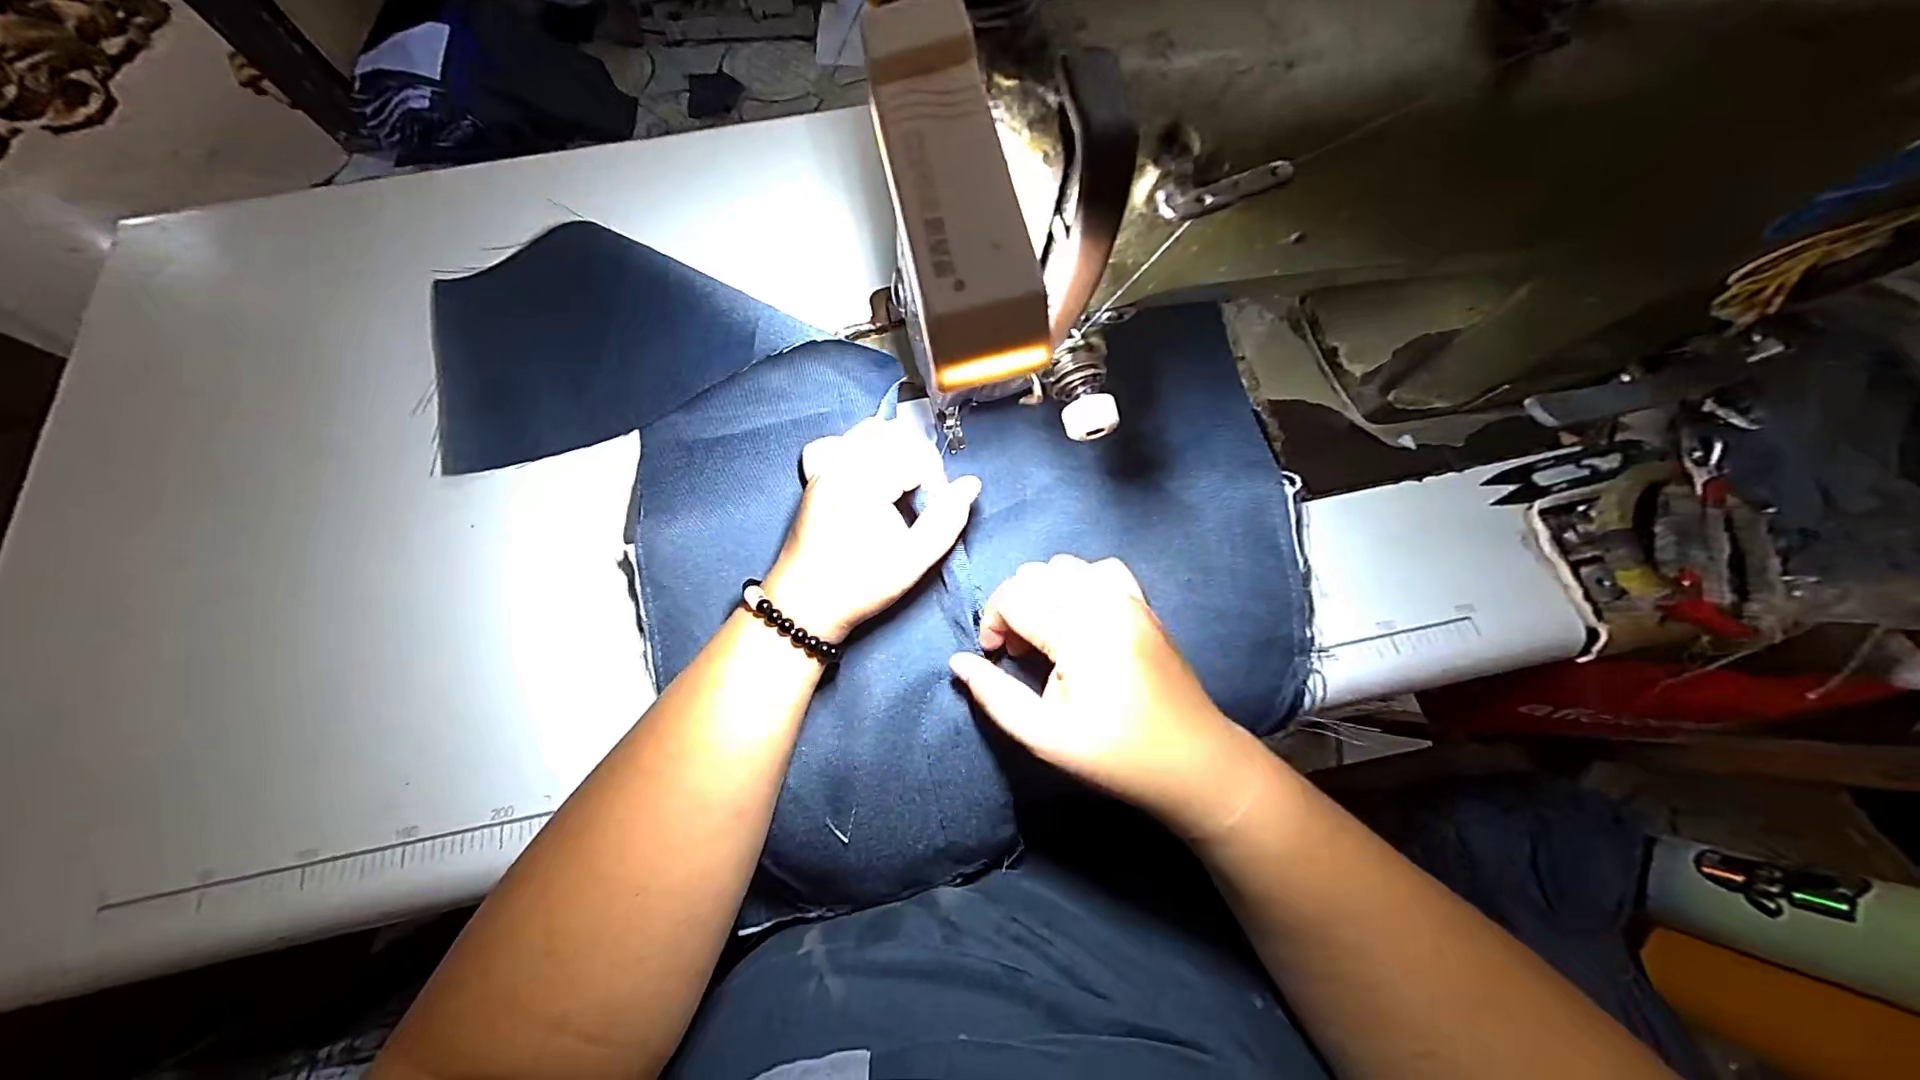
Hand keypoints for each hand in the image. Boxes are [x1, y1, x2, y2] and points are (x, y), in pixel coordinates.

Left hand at [762, 416, 980, 642]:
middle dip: (917, 461)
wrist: (804, 604)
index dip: (936, 481)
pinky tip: (867, 472)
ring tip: (899, 486)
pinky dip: (858, 447)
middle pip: (895, 436)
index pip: (917, 456)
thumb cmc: (860, 586)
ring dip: (893, 450)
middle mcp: (841, 465)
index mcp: (866, 483)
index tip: (933, 509)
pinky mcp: (813, 476)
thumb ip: (948, 519)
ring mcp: (823, 468)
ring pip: (867, 432)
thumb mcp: (914, 560)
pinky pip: (838, 442)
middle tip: (921, 499)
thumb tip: (971, 485)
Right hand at [947, 555, 1267, 839]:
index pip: (1015, 596)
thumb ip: (995, 696)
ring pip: (1065, 566)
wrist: (1193, 761)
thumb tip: (958, 662)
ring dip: (1043, 593)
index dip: (992, 621)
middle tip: (1018, 652)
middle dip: (1014, 606)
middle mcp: (1105, 603)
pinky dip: (1078, 583)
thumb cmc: (1115, 755)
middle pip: (1035, 575)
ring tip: (1046, 635)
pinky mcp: (1145, 604)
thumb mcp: (1044, 737)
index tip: (995, 654)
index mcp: (1080, 632)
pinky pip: (1101, 569)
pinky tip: (1079, 617)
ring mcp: (1130, 599)